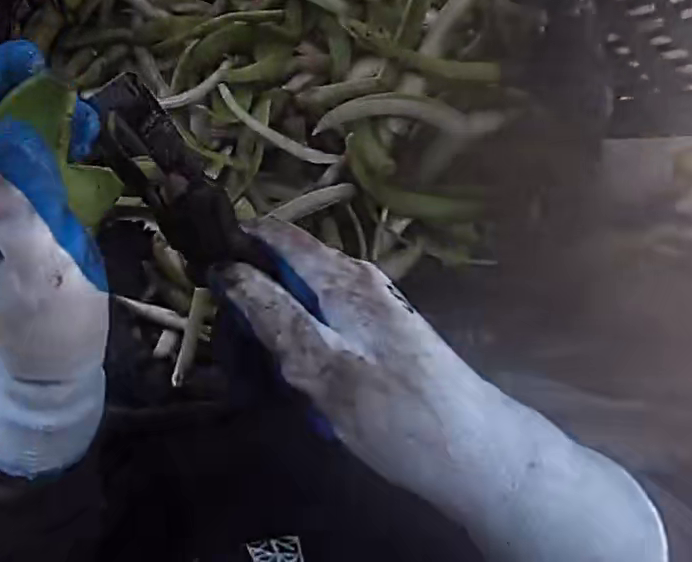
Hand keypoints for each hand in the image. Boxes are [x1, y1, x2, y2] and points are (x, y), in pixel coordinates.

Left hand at [0, 40, 107, 476]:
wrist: (60, 359)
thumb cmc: (50, 326)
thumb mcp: (39, 278)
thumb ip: (18, 216)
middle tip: (27, 61)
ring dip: (13, 108)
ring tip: (54, 87)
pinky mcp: (1, 204)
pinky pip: (11, 155)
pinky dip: (37, 132)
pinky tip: (71, 121)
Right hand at [219, 220, 666, 561]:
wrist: (486, 461)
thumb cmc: (399, 413)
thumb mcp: (323, 367)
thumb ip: (272, 314)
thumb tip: (225, 269)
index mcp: (339, 274)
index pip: (273, 231)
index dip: (235, 242)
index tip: (206, 274)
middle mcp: (353, 274)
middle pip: (284, 262)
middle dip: (252, 290)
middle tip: (234, 340)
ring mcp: (368, 299)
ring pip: (300, 291)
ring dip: (274, 319)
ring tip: (263, 365)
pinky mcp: (377, 326)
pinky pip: (321, 314)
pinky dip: (299, 334)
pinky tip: (299, 376)